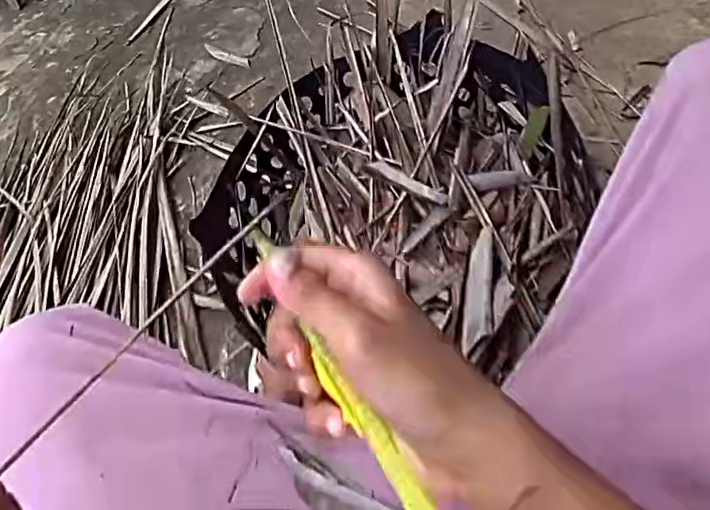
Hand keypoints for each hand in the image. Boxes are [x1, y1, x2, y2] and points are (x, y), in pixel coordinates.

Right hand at [241, 244, 517, 492]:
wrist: (461, 449)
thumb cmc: (418, 381)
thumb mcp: (356, 333)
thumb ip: (310, 297)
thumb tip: (275, 260)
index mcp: (354, 278)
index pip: (299, 259)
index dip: (271, 274)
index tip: (247, 298)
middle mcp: (349, 308)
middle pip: (290, 311)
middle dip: (289, 343)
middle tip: (304, 364)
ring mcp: (349, 349)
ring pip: (297, 355)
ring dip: (301, 382)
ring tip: (325, 397)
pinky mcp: (351, 387)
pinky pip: (312, 392)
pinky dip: (319, 410)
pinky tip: (339, 423)